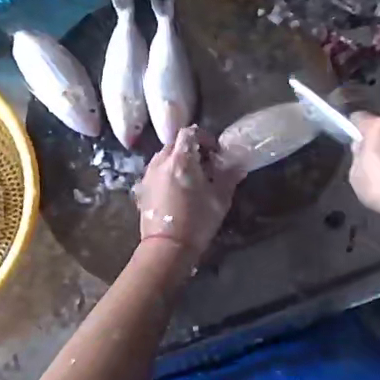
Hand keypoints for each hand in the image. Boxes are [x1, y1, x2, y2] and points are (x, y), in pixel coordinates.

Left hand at [135, 126, 241, 254]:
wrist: (167, 247)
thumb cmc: (197, 221)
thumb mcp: (220, 199)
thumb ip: (229, 177)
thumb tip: (238, 165)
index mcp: (180, 159)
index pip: (189, 132)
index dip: (204, 137)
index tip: (214, 152)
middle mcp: (160, 162)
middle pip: (175, 144)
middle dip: (191, 149)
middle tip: (205, 165)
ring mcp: (147, 175)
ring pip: (163, 157)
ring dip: (177, 161)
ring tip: (191, 178)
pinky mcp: (141, 189)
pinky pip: (155, 172)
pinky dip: (166, 173)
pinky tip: (176, 190)